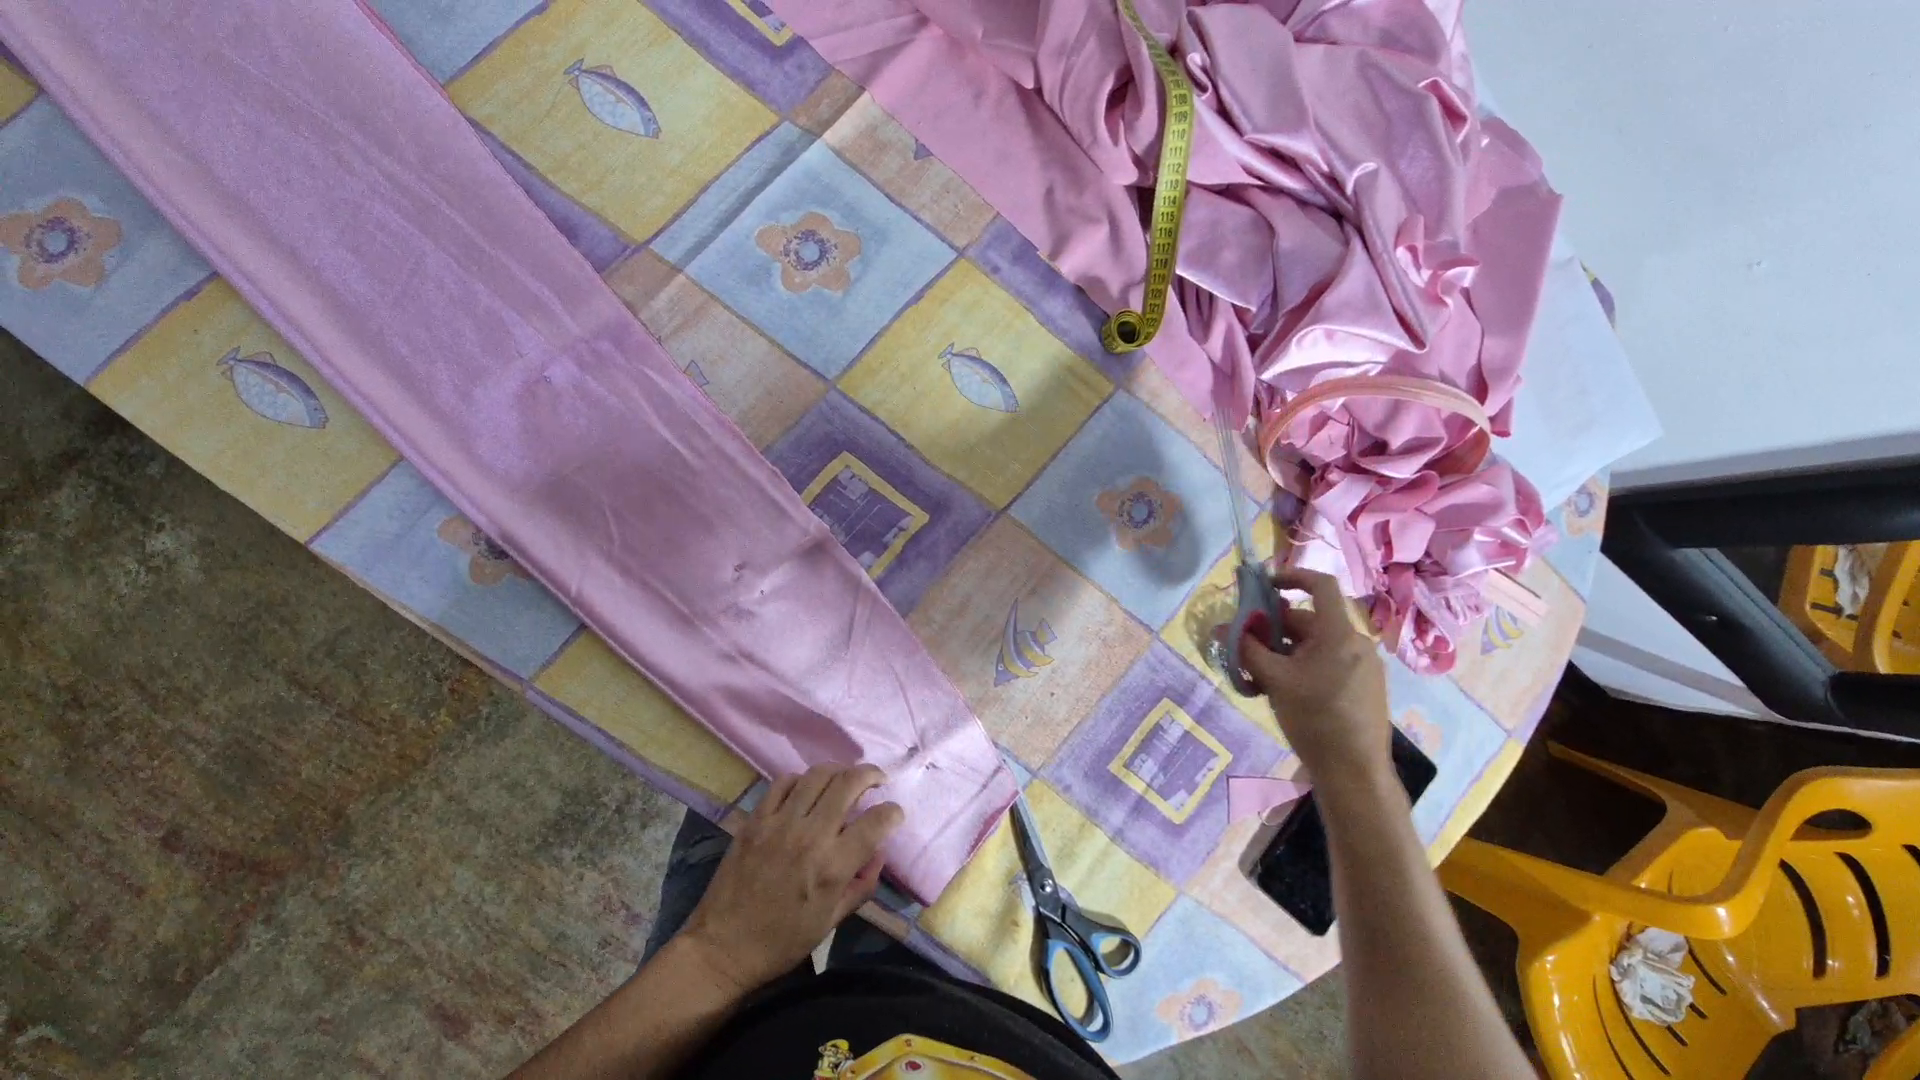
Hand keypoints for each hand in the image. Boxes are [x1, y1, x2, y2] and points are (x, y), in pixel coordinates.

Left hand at [679, 763, 903, 992]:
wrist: (723, 947)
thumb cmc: (782, 942)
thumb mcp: (832, 921)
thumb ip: (861, 885)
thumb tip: (878, 853)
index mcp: (833, 866)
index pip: (876, 822)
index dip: (893, 813)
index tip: (894, 814)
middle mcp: (810, 836)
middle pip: (849, 784)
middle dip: (870, 775)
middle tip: (877, 780)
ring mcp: (779, 823)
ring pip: (817, 775)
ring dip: (839, 771)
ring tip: (845, 779)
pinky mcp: (755, 819)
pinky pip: (783, 783)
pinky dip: (802, 779)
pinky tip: (807, 789)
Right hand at [1241, 567, 1392, 787]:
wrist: (1355, 772)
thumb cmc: (1314, 719)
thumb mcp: (1274, 681)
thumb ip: (1247, 650)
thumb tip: (1223, 629)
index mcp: (1339, 633)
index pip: (1320, 585)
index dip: (1291, 576)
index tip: (1264, 585)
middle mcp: (1356, 643)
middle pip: (1309, 621)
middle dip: (1275, 629)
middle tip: (1246, 647)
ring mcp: (1364, 667)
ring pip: (1315, 646)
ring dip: (1285, 652)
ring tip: (1259, 678)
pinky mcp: (1364, 687)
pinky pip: (1328, 664)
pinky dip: (1302, 668)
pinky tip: (1284, 694)